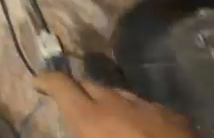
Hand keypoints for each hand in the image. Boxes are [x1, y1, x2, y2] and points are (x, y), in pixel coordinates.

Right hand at [36, 72, 198, 137]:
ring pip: (120, 95)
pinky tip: (144, 132)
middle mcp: (116, 103)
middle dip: (79, 93)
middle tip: (73, 108)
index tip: (37, 83)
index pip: (59, 83)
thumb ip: (79, 131)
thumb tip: (72, 127)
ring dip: (110, 105)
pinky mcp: (176, 118)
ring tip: (110, 121)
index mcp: (90, 118)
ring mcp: (149, 107)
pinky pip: (148, 109)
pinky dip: (139, 116)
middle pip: (89, 86)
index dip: (45, 81)